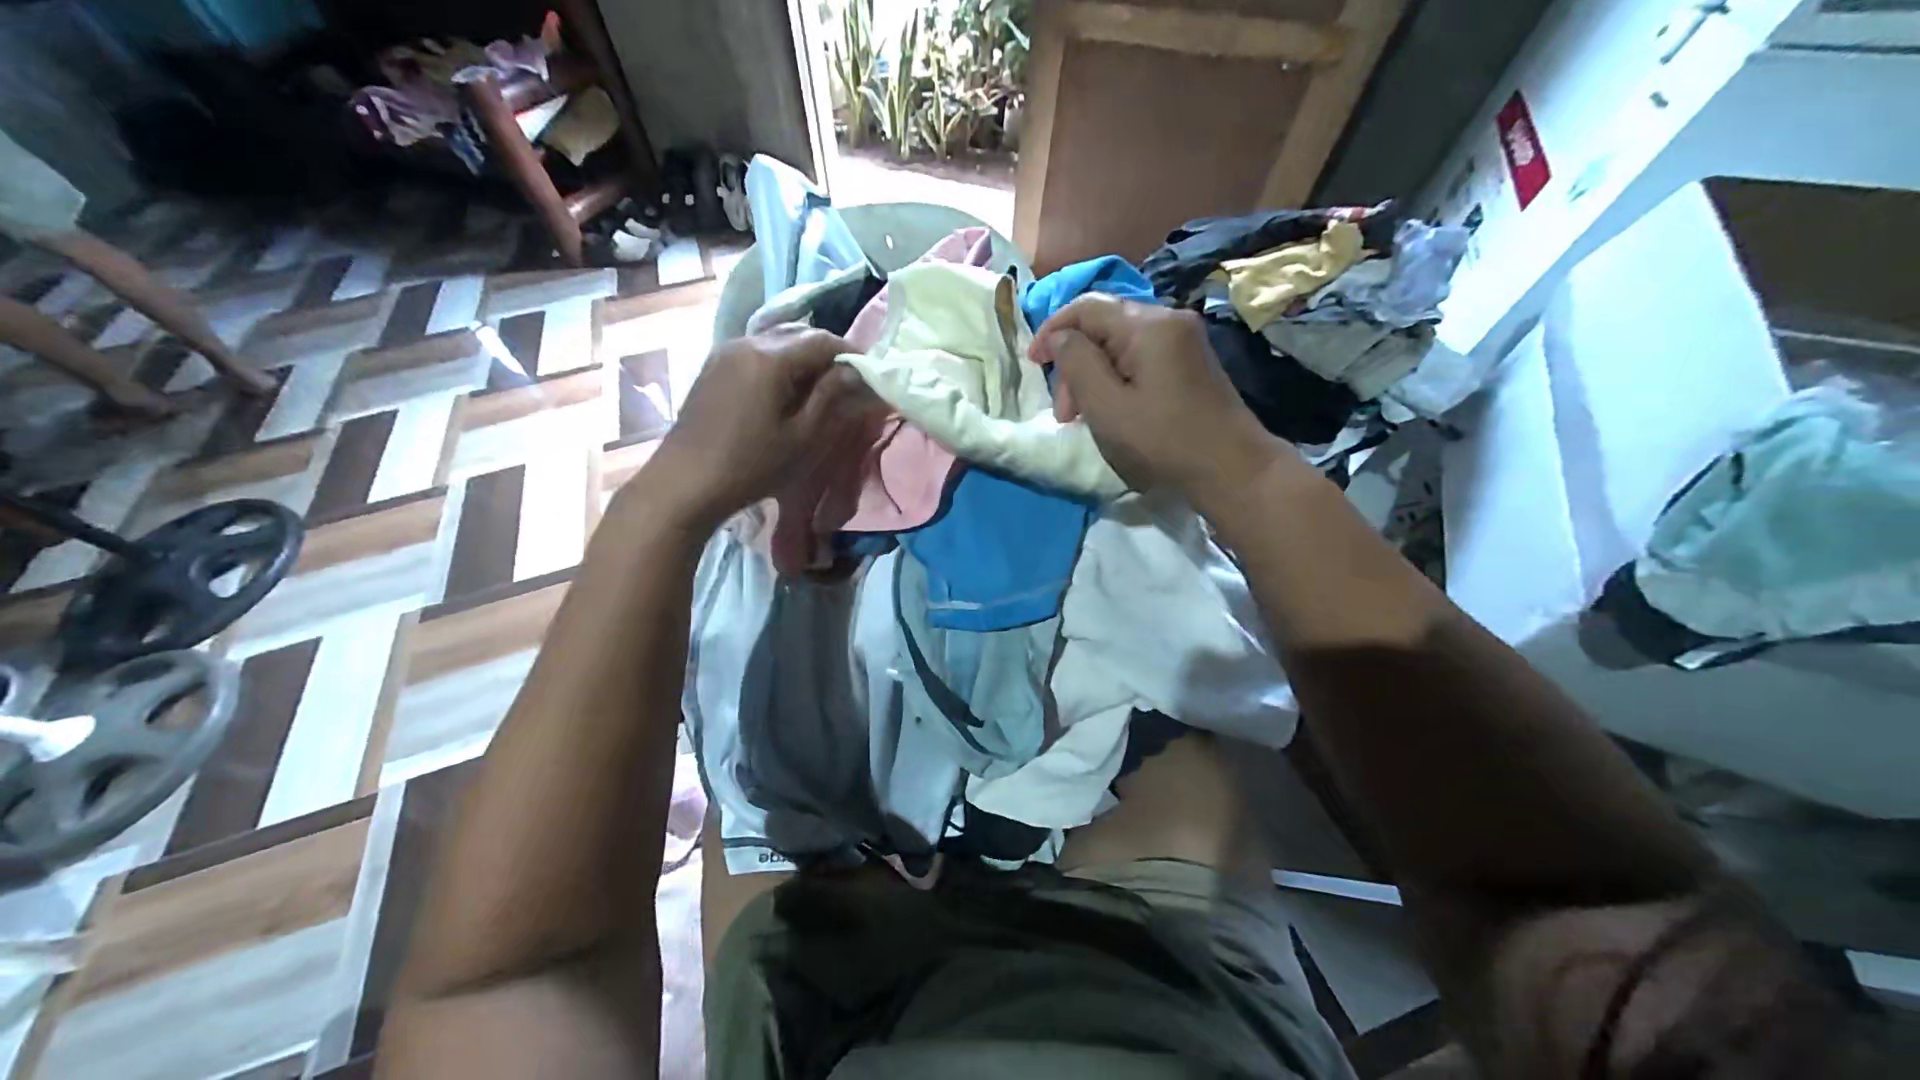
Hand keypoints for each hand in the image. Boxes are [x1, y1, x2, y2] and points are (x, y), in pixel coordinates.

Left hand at [635, 326, 869, 527]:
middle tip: (846, 385)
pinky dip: (778, 366)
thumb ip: (831, 397)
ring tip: (817, 392)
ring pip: (776, 343)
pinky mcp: (713, 367)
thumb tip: (856, 371)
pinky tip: (784, 395)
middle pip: (798, 335)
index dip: (851, 354)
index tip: (868, 377)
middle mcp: (746, 343)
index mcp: (770, 357)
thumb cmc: (751, 465)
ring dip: (802, 360)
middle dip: (827, 355)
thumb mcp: (802, 437)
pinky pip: (756, 355)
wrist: (684, 484)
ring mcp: (725, 352)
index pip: (823, 340)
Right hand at [1029, 295, 1282, 506]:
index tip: (1033, 363)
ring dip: (1094, 373)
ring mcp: (1184, 338)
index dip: (1052, 330)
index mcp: (1147, 325)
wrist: (1232, 468)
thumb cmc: (1163, 440)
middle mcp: (1168, 319)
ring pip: (1120, 342)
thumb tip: (1059, 337)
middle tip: (1065, 411)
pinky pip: (1141, 355)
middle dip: (1075, 362)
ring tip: (1084, 415)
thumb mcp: (1107, 406)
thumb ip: (1076, 363)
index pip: (1086, 307)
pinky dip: (1116, 376)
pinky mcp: (1190, 359)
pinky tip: (1112, 407)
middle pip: (1104, 324)